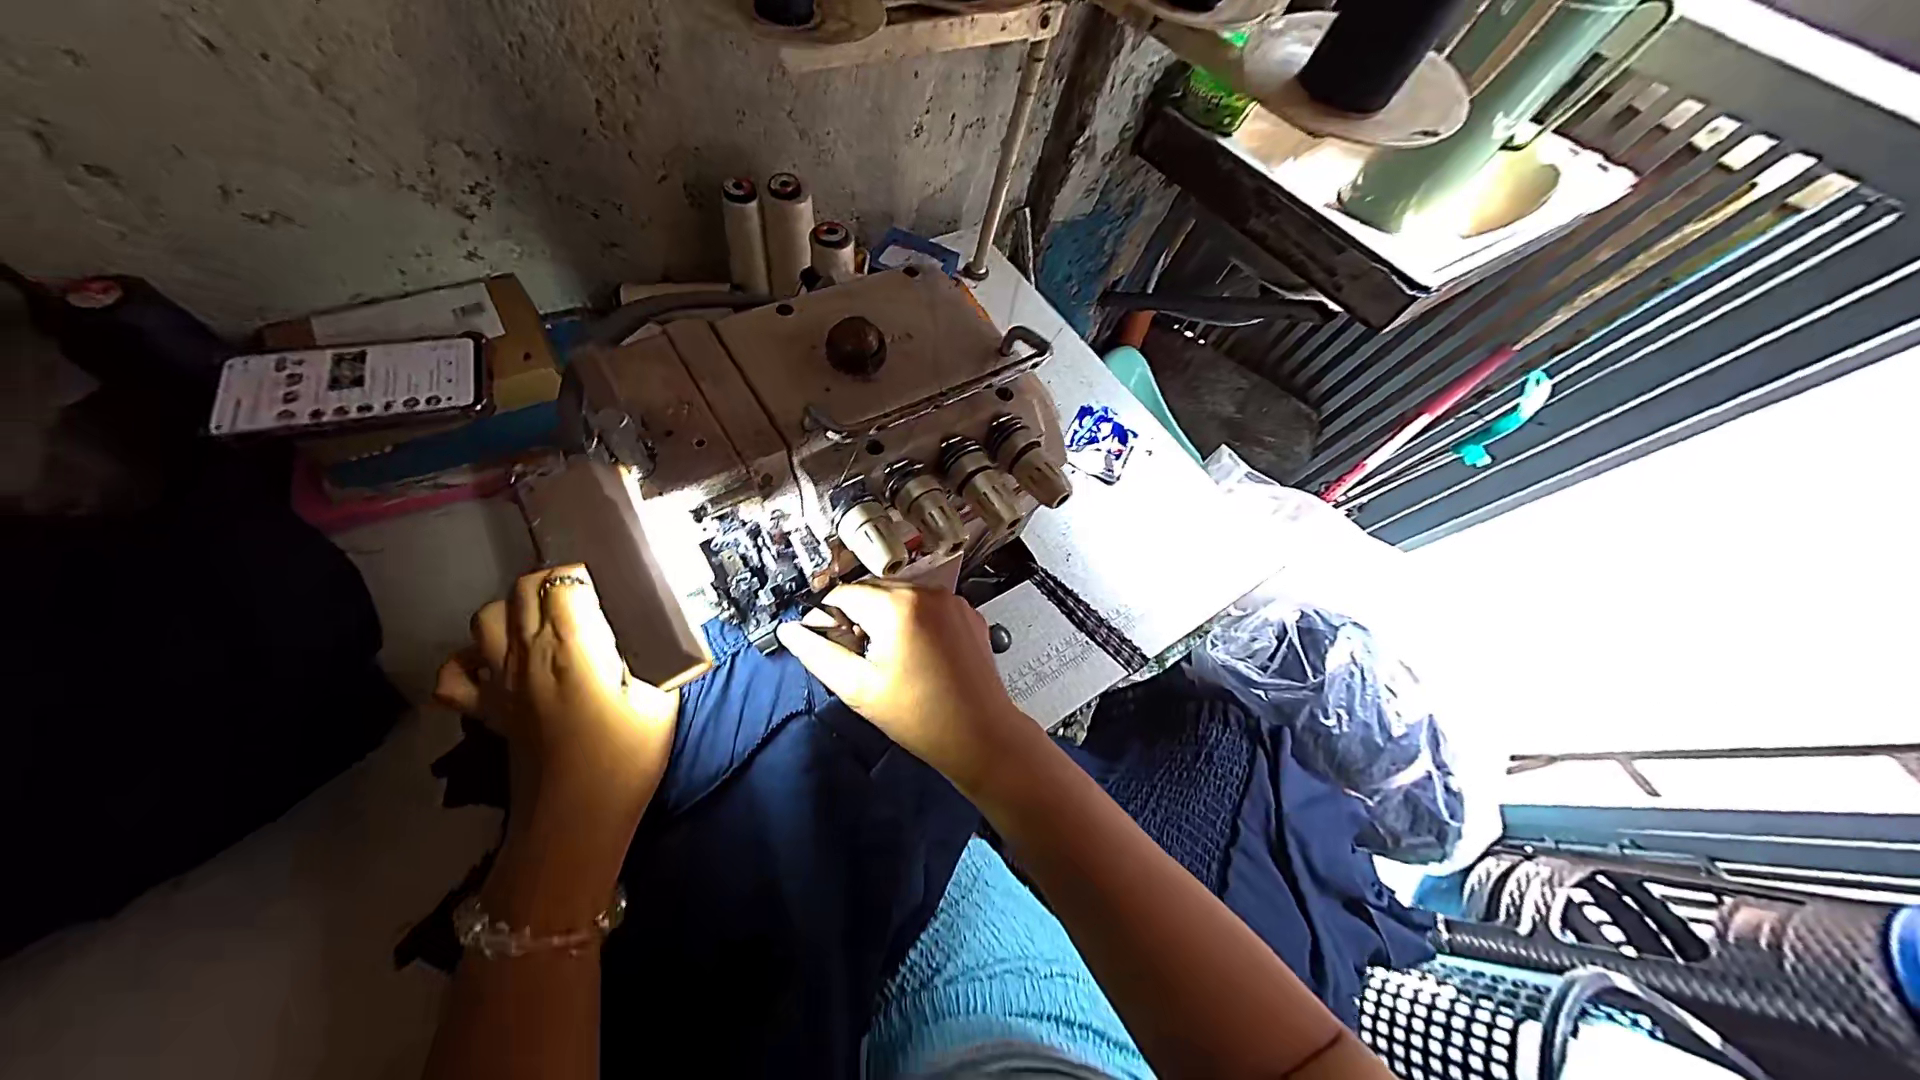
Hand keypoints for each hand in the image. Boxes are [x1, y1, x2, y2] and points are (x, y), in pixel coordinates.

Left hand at [435, 565, 678, 816]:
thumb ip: (654, 658)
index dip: (588, 577)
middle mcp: (526, 654)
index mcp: (571, 647)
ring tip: (547, 625)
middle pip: (524, 588)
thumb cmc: (627, 758)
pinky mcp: (485, 710)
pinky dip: (470, 658)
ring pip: (487, 616)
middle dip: (556, 583)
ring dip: (516, 609)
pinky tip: (500, 663)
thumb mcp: (661, 700)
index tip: (611, 592)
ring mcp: (498, 682)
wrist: (576, 820)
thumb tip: (651, 635)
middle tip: (588, 603)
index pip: (565, 581)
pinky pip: (455, 672)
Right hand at [775, 583, 1041, 793]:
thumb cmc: (923, 717)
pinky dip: (913, 621)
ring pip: (899, 596)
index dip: (828, 618)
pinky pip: (927, 605)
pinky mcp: (967, 613)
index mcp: (899, 606)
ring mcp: (952, 602)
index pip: (843, 594)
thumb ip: (818, 653)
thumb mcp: (857, 687)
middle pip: (872, 590)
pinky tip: (915, 655)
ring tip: (889, 659)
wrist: (980, 734)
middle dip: (857, 617)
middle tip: (859, 657)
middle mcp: (929, 593)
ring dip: (884, 618)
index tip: (827, 641)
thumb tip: (792, 632)